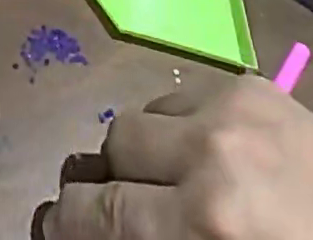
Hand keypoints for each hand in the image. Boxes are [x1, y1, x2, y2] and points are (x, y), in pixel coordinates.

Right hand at [46, 76, 312, 239]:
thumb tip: (105, 229)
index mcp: (207, 220)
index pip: (101, 212)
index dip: (67, 224)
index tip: (55, 230)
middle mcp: (211, 150)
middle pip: (113, 146)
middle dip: (108, 184)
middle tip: (118, 213)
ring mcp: (236, 105)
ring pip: (143, 114)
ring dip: (143, 152)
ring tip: (167, 185)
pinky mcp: (257, 86)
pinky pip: (183, 98)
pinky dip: (177, 129)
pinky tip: (208, 159)